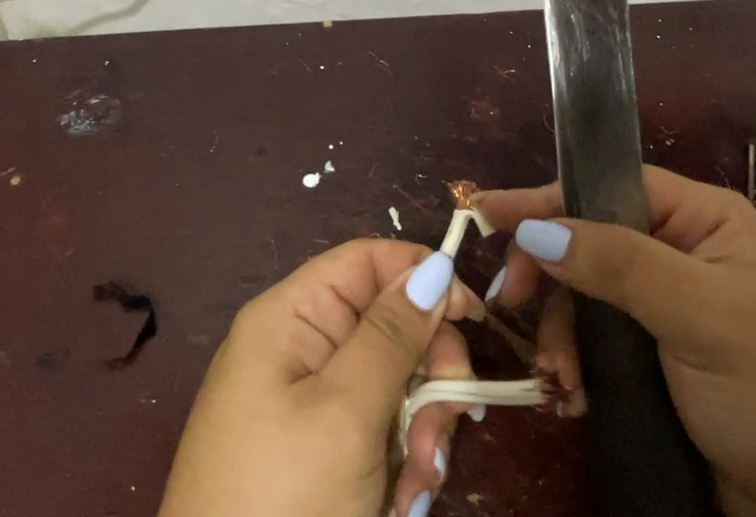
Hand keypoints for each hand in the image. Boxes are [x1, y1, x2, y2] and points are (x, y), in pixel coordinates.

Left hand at [160, 239, 484, 516]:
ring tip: (416, 485)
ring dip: (422, 430)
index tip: (472, 317)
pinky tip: (400, 502)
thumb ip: (392, 335)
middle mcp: (300, 349)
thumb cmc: (284, 496)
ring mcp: (311, 403)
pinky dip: (402, 462)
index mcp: (291, 318)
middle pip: (391, 325)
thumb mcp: (345, 411)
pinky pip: (381, 430)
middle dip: (429, 374)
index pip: (368, 261)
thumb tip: (434, 264)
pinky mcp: (323, 449)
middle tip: (448, 423)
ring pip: (396, 384)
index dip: (422, 276)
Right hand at [476, 168, 755, 516]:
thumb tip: (534, 229)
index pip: (611, 186)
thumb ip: (619, 264)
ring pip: (585, 294)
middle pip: (589, 239)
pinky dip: (574, 361)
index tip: (488, 214)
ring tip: (557, 377)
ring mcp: (667, 306)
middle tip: (508, 302)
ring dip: (559, 331)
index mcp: (704, 221)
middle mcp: (682, 252)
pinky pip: (594, 339)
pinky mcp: (655, 356)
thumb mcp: (701, 317)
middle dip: (549, 276)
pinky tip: (571, 392)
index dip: (549, 198)